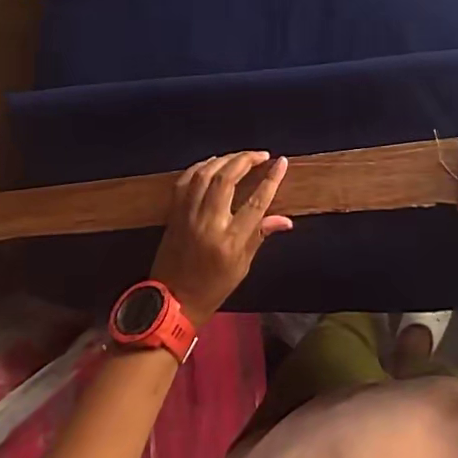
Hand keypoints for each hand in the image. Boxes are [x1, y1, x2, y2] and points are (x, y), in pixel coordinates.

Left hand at [150, 151, 293, 326]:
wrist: (172, 302)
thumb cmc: (213, 288)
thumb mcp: (242, 266)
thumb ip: (260, 235)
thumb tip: (285, 220)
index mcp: (230, 240)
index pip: (256, 202)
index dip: (271, 179)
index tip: (281, 162)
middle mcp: (209, 222)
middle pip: (228, 179)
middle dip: (246, 160)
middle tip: (261, 155)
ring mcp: (188, 214)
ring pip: (206, 174)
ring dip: (225, 159)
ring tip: (240, 156)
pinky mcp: (174, 212)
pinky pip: (186, 180)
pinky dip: (200, 166)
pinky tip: (213, 162)